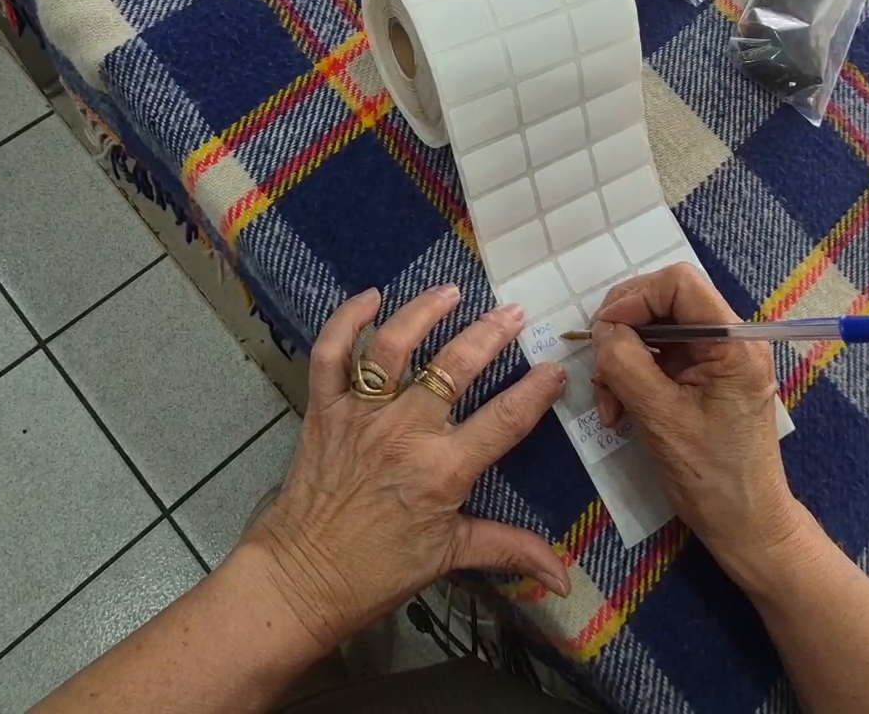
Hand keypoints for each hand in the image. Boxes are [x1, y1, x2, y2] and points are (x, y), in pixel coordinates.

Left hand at [237, 286, 570, 653]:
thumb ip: (509, 549)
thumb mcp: (449, 557)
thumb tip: (565, 577)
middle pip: (453, 368)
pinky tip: (370, 297)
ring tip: (450, 290)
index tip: (556, 367)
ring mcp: (360, 414)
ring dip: (423, 312)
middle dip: (489, 334)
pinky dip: (346, 321)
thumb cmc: (379, 569)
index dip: (536, 391)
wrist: (302, 577)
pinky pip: (330, 354)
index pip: (504, 421)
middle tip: (512, 311)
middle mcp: (404, 432)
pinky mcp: (324, 407)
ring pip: (392, 347)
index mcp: (443, 470)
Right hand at [590, 264, 808, 581]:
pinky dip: (629, 377)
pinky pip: (655, 356)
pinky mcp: (700, 378)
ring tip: (609, 403)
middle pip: (662, 301)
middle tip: (601, 367)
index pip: (678, 283)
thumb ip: (626, 362)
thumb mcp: (659, 416)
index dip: (635, 297)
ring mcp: (713, 359)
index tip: (606, 331)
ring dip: (621, 360)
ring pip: (652, 330)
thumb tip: (603, 330)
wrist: (745, 527)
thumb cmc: (710, 476)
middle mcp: (727, 341)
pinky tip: (619, 410)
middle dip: (623, 330)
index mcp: (732, 343)